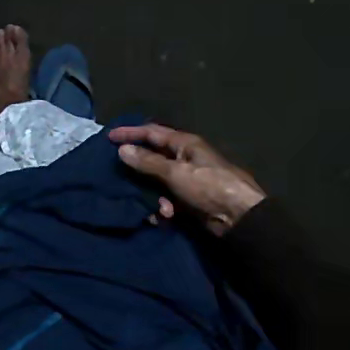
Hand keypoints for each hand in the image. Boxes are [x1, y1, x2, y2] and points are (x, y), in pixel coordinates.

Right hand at [109, 123, 265, 236]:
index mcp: (185, 144)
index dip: (130, 133)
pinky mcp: (189, 199)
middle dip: (139, 171)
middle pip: (153, 159)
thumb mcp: (175, 173)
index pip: (152, 132)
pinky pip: (167, 199)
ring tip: (160, 208)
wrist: (239, 217)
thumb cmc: (208, 187)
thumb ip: (147, 162)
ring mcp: (187, 179)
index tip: (109, 137)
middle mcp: (185, 158)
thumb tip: (123, 149)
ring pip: (158, 183)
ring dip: (153, 196)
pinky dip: (164, 208)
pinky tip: (166, 218)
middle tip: (119, 177)